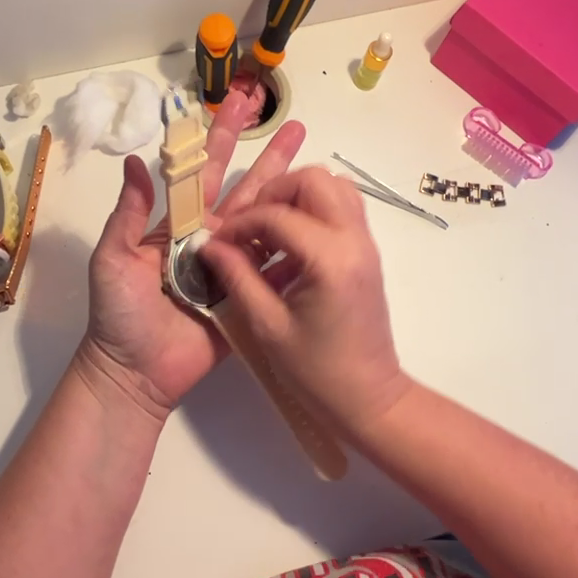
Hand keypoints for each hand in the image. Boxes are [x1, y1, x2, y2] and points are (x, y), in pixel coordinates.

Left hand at [74, 98, 306, 421]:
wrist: (134, 371)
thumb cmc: (119, 313)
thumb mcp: (112, 258)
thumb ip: (129, 214)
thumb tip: (135, 161)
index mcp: (179, 227)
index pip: (204, 174)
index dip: (222, 139)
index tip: (241, 107)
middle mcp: (210, 241)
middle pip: (247, 191)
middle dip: (271, 160)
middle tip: (298, 128)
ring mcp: (232, 270)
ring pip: (267, 226)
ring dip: (292, 199)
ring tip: (321, 174)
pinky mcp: (248, 300)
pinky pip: (274, 272)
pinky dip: (298, 252)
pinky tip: (324, 231)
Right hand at [199, 166, 411, 434]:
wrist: (368, 398)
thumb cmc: (316, 371)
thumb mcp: (267, 326)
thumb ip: (238, 277)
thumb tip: (209, 245)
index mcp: (329, 260)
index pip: (277, 215)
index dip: (240, 224)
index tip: (218, 244)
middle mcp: (354, 240)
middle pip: (314, 179)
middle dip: (274, 195)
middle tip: (249, 228)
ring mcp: (366, 243)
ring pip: (333, 187)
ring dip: (296, 199)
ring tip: (268, 234)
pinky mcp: (367, 253)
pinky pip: (341, 209)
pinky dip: (312, 213)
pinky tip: (288, 251)